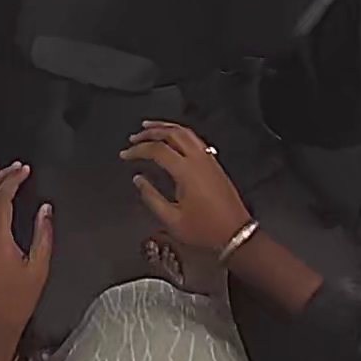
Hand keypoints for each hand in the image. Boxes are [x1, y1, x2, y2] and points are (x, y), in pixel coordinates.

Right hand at [122, 122, 251, 253]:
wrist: (235, 233)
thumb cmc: (204, 229)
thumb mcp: (172, 220)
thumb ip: (152, 197)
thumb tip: (138, 180)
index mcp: (187, 171)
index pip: (157, 150)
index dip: (138, 150)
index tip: (125, 154)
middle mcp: (199, 159)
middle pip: (172, 133)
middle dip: (151, 131)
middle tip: (135, 137)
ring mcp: (208, 158)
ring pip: (186, 132)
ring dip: (166, 127)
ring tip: (150, 127)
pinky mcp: (214, 162)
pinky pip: (195, 139)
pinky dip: (179, 132)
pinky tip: (172, 137)